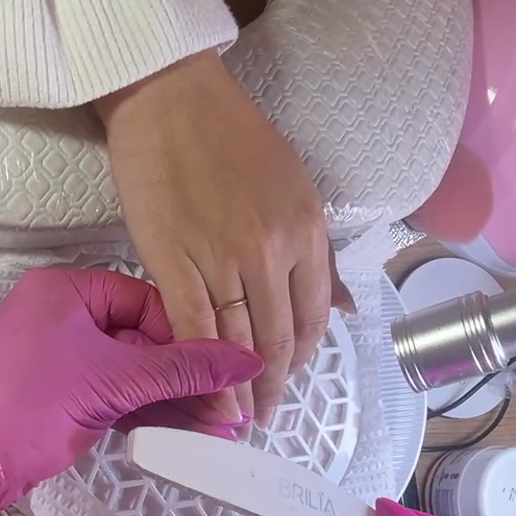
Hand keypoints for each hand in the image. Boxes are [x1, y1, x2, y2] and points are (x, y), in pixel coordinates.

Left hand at [0, 268, 262, 515]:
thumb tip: (245, 359)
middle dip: (187, 377)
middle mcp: (64, 316)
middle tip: (230, 407)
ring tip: (220, 428)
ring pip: (134, 373)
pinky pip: (119, 396)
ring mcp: (64, 358)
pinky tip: (188, 432)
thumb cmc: (25, 409)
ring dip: (174, 401)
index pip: (147, 301)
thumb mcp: (111, 382)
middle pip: (144, 339)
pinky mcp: (66, 395)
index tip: (226, 368)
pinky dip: (149, 414)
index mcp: (66, 290)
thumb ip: (181, 369)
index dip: (188, 336)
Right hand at [95, 50, 335, 423]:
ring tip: (236, 415)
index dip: (300, 358)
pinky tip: (208, 396)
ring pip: (237, 341)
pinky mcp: (174, 263)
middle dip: (271, 384)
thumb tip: (346, 308)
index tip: (287, 380)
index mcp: (306, 230)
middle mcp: (272, 251)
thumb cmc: (230, 136)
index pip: (312, 316)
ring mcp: (223, 260)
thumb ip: (319, 252)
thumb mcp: (294, 186)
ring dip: (239, 386)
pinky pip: (194, 329)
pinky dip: (204, 368)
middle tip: (261, 414)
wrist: (168, 99)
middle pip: (276, 337)